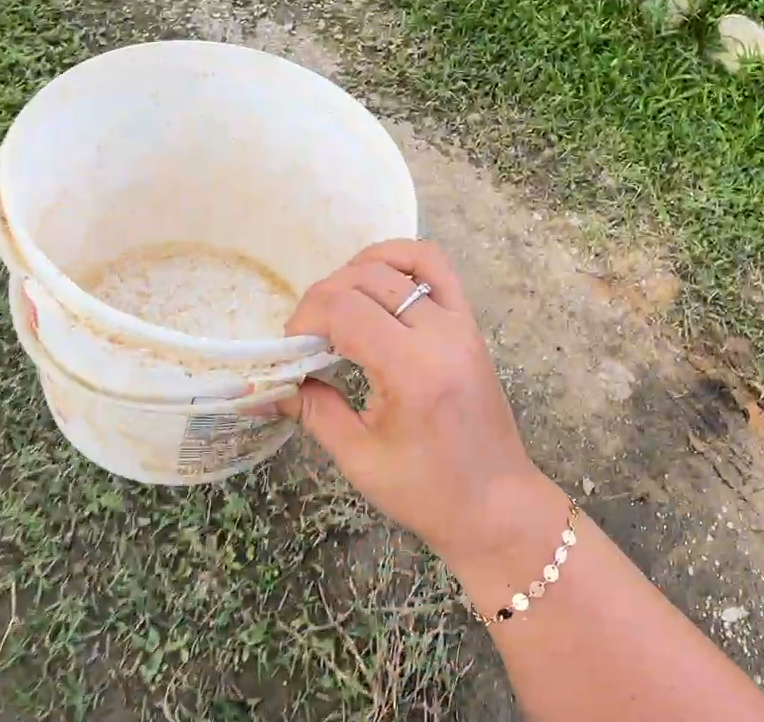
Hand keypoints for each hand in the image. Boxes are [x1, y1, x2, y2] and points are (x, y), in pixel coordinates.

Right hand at [275, 239, 555, 565]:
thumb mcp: (359, 457)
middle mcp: (441, 333)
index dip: (305, 318)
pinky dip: (403, 261)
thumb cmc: (427, 491)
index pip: (345, 310)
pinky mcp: (470, 324)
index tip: (290, 346)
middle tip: (307, 334)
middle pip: (368, 278)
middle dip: (324, 296)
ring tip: (339, 302)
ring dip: (362, 268)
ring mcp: (461, 323)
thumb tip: (267, 387)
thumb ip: (313, 410)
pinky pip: (438, 269)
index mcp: (412, 370)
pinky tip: (378, 282)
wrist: (496, 503)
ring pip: (406, 259)